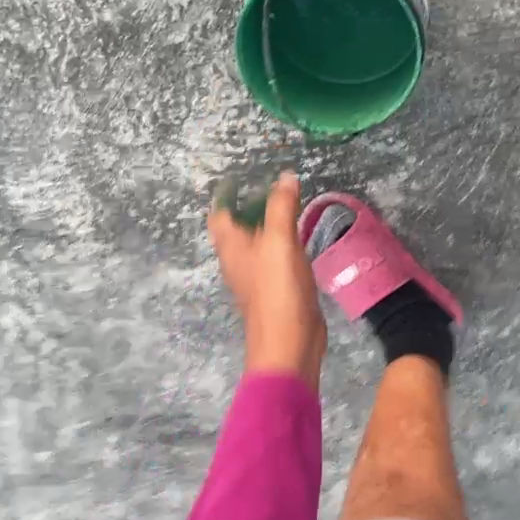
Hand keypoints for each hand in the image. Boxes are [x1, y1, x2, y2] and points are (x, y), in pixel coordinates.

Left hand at [208, 172, 325, 391]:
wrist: (290, 344)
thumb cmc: (278, 290)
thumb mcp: (280, 242)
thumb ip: (281, 207)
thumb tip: (285, 176)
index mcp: (232, 247)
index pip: (219, 214)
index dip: (227, 194)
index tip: (245, 175)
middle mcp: (239, 259)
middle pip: (237, 227)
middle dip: (250, 205)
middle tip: (273, 184)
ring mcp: (257, 275)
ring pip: (257, 241)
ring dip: (268, 222)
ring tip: (289, 201)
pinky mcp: (277, 287)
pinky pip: (275, 255)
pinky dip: (283, 240)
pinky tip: (300, 234)